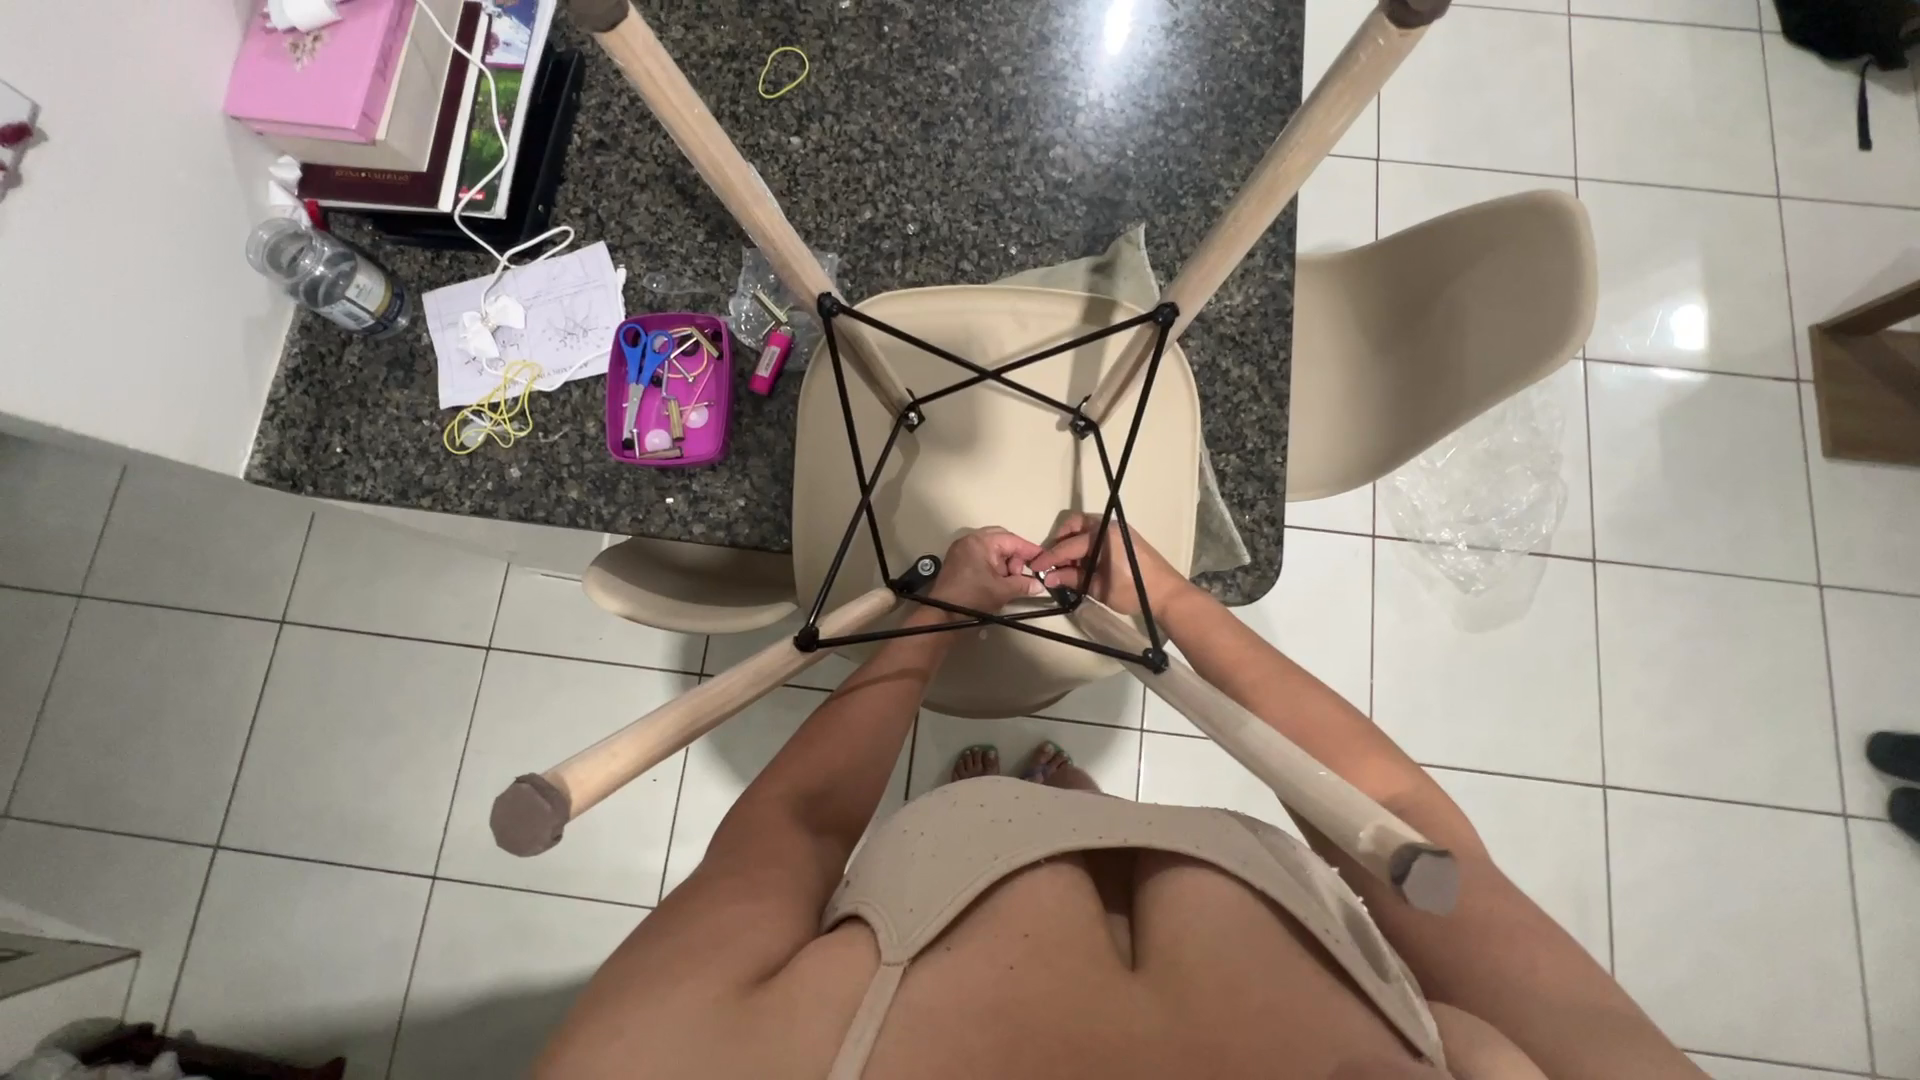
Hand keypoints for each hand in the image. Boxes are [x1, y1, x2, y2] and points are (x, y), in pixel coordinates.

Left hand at [927, 527, 1049, 611]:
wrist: (943, 614)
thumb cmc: (973, 598)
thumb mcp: (1002, 591)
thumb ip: (1023, 584)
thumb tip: (1039, 585)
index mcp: (980, 542)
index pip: (1012, 540)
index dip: (1030, 551)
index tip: (1042, 561)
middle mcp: (969, 540)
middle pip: (1001, 539)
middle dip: (1015, 555)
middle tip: (1020, 573)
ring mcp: (961, 549)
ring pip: (991, 547)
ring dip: (1004, 561)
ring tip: (1008, 580)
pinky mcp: (957, 560)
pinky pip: (981, 555)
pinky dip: (992, 564)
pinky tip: (997, 579)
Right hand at [1029, 512, 1187, 615]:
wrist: (1168, 594)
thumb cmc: (1135, 592)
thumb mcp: (1100, 588)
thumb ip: (1073, 579)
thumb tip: (1049, 577)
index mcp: (1104, 536)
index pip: (1069, 546)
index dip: (1049, 557)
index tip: (1035, 566)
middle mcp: (1109, 526)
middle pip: (1075, 525)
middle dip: (1059, 541)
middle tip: (1051, 562)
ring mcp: (1116, 530)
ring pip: (1084, 528)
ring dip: (1071, 543)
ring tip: (1066, 567)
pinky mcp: (1121, 537)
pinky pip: (1095, 534)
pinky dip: (1083, 545)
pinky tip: (1081, 564)